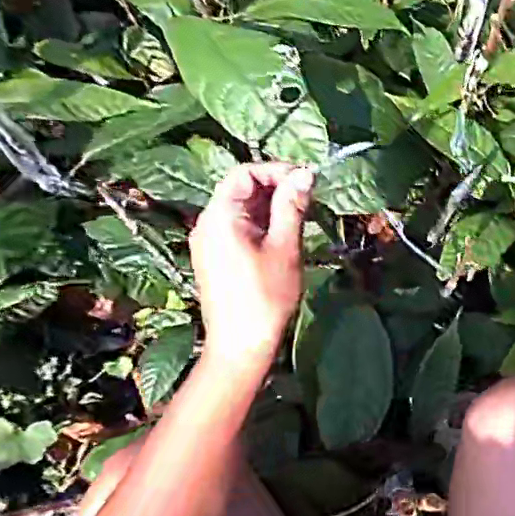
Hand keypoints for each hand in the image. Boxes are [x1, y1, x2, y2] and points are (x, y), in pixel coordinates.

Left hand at [190, 162, 313, 372]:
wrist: (240, 345)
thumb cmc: (265, 297)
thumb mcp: (285, 248)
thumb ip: (292, 206)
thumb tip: (305, 174)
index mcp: (219, 216)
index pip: (244, 173)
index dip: (276, 170)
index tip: (306, 180)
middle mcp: (206, 224)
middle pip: (240, 189)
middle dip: (275, 187)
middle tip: (308, 197)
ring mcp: (207, 242)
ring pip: (239, 209)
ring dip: (270, 206)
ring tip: (300, 216)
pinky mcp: (213, 258)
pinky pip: (236, 228)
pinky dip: (260, 224)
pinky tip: (282, 236)